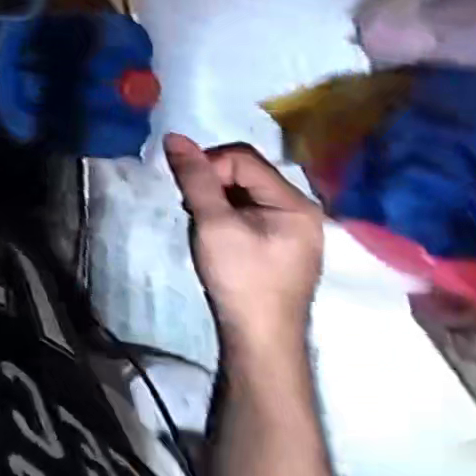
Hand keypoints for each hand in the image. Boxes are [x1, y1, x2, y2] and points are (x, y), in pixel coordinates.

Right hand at [165, 132, 322, 355]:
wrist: (260, 339)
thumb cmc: (240, 278)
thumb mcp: (212, 223)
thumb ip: (195, 177)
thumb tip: (174, 136)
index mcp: (294, 203)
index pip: (241, 157)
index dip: (209, 166)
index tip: (190, 195)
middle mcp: (301, 209)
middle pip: (245, 169)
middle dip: (212, 181)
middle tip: (194, 208)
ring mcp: (294, 226)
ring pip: (244, 188)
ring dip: (216, 196)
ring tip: (203, 221)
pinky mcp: (282, 241)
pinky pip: (250, 207)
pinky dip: (226, 210)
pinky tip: (216, 231)